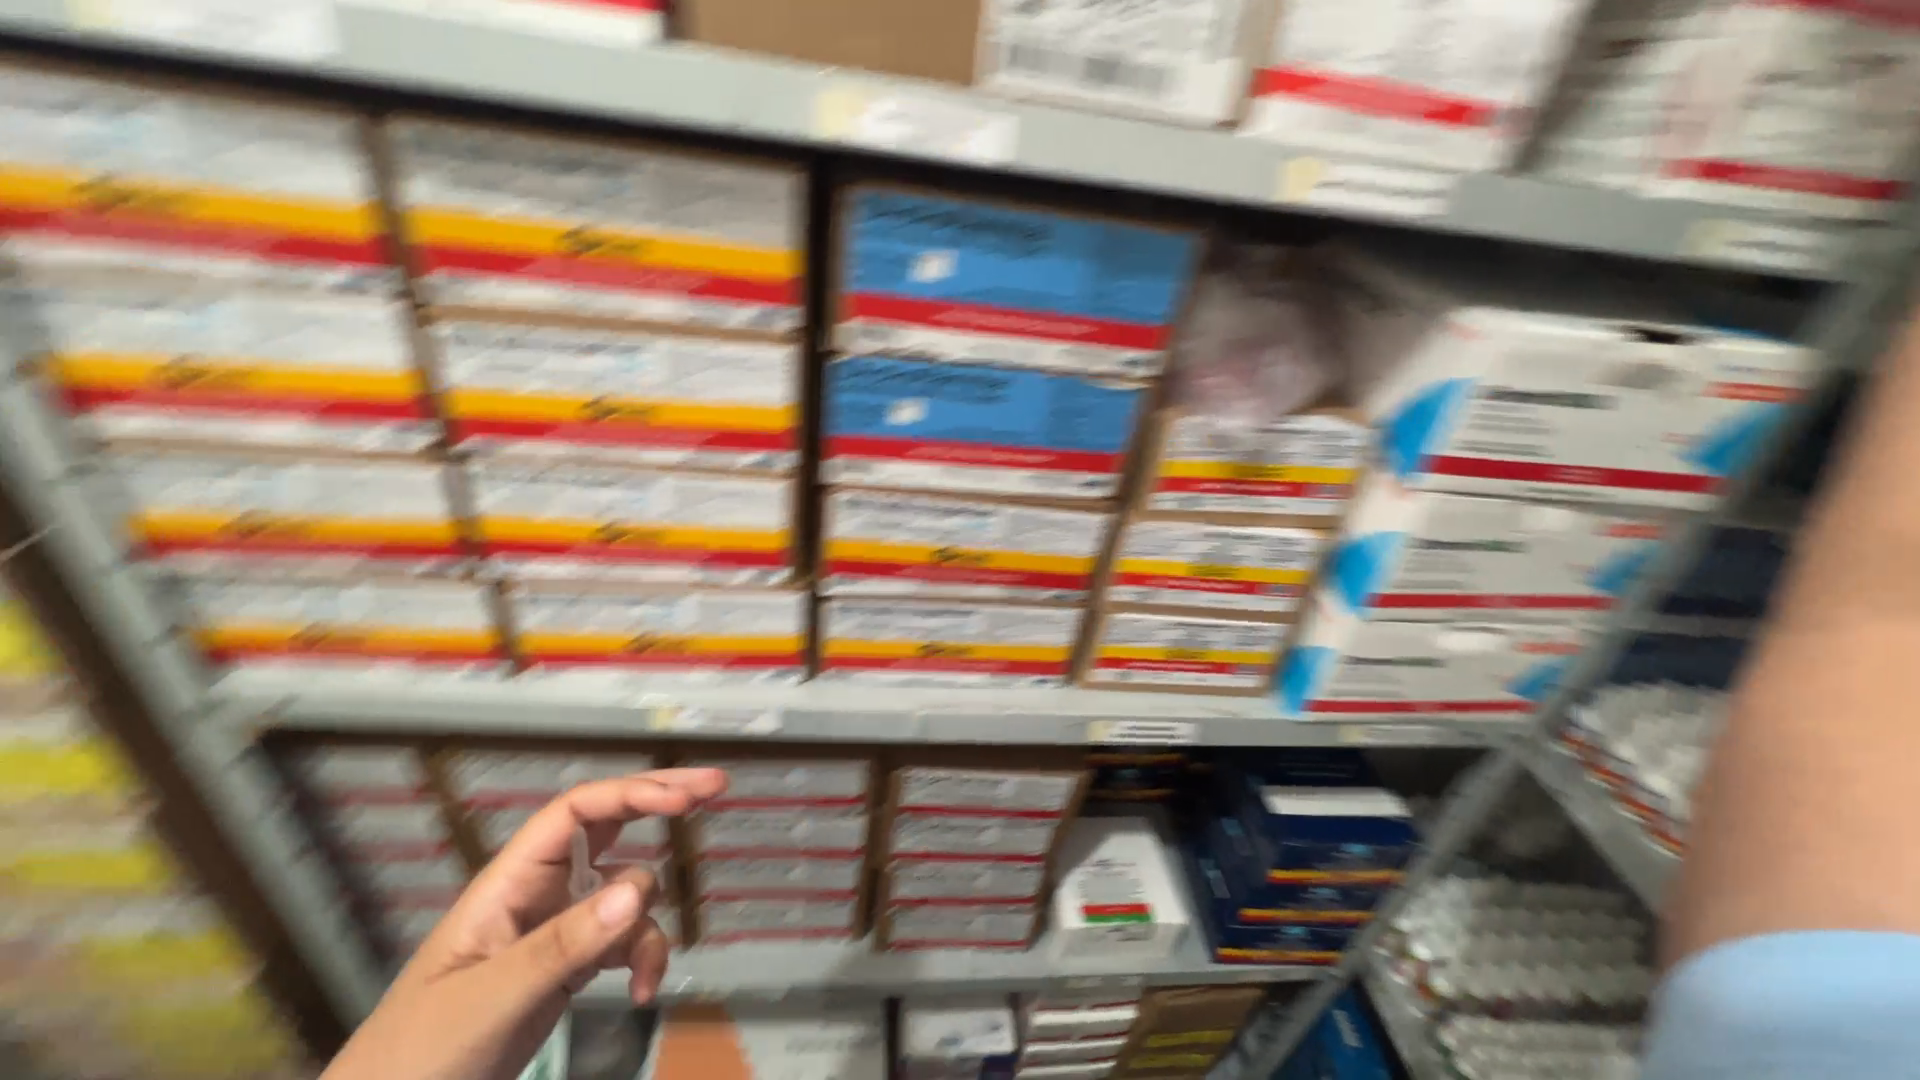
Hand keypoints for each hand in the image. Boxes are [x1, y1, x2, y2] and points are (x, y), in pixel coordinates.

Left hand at [321, 768, 727, 1079]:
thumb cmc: (417, 1056)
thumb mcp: (488, 1000)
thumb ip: (563, 945)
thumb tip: (640, 890)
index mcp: (509, 882)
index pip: (576, 813)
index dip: (631, 794)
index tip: (685, 798)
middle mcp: (538, 893)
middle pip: (608, 829)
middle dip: (659, 804)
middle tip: (715, 786)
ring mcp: (556, 930)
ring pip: (626, 896)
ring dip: (648, 926)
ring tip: (646, 974)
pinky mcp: (568, 966)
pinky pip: (623, 942)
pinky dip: (642, 960)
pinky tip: (642, 994)